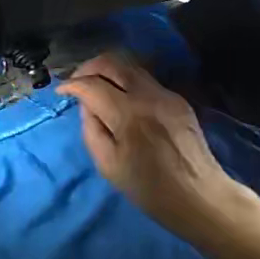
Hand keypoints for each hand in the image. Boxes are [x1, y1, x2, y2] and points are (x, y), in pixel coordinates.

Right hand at [56, 55, 259, 244]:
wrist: (199, 196)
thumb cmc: (148, 188)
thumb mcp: (107, 164)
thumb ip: (91, 128)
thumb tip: (86, 105)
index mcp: (127, 114)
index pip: (91, 84)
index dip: (71, 84)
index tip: (61, 91)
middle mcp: (148, 95)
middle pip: (112, 62)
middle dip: (88, 67)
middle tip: (76, 82)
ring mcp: (166, 94)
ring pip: (131, 66)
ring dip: (108, 71)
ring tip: (96, 87)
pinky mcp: (178, 99)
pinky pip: (146, 80)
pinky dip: (127, 82)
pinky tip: (122, 99)